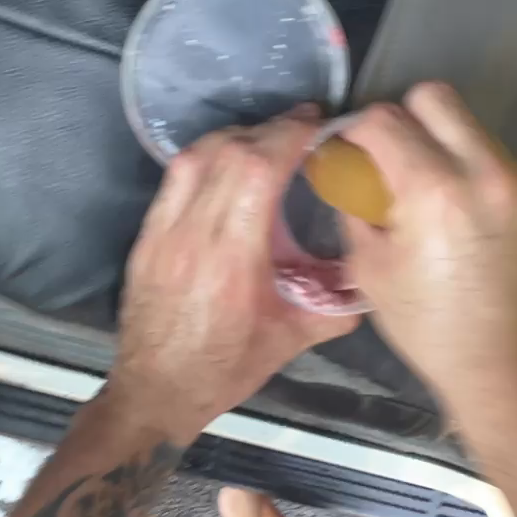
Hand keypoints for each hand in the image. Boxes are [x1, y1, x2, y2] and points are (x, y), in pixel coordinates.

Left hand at [106, 107, 358, 443]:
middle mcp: (191, 235)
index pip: (255, 169)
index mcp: (231, 259)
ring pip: (196, 157)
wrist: (154, 391)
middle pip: (227, 153)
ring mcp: (162, 232)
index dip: (287, 136)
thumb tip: (370, 279)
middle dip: (269, 130)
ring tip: (268, 140)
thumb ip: (335, 307)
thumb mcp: (289, 341)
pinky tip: (228, 163)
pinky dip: (207, 157)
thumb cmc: (223, 370)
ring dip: (236, 137)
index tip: (315, 125)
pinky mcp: (147, 236)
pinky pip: (176, 177)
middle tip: (301, 127)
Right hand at [340, 82, 516, 405]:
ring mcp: (514, 179)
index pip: (384, 121)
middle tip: (386, 158)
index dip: (354, 132)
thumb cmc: (421, 321)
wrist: (494, 359)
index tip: (346, 153)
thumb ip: (352, 200)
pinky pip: (486, 152)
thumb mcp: (367, 264)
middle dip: (400, 118)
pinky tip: (451, 205)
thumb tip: (341, 163)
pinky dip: (461, 163)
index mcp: (432, 190)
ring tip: (420, 185)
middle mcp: (481, 171)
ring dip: (433, 138)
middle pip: (433, 97)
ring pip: (465, 120)